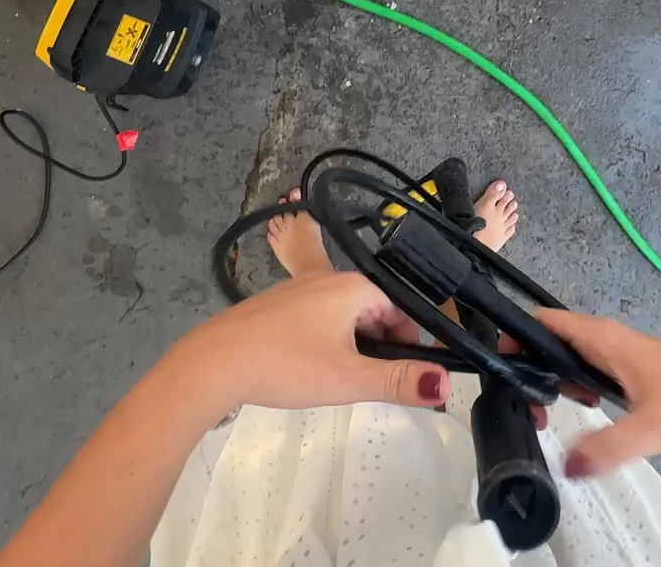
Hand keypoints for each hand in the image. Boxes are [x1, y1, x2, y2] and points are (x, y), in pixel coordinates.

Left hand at [165, 272, 450, 414]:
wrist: (215, 362)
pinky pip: (319, 317)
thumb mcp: (348, 378)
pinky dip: (326, 340)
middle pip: (374, 310)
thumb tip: (445, 382)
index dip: (408, 343)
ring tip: (337, 379)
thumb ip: (398, 380)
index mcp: (354, 287)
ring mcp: (301, 287)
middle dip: (378, 345)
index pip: (401, 309)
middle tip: (366, 383)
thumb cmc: (286, 365)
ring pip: (345, 315)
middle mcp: (330, 277)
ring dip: (352, 344)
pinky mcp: (279, 303)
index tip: (402, 376)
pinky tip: (308, 367)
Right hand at [536, 308, 660, 478]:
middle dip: (530, 362)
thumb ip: (610, 446)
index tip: (501, 364)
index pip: (548, 321)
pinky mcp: (627, 369)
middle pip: (554, 337)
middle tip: (523, 402)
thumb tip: (567, 466)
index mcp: (606, 338)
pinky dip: (572, 382)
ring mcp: (619, 352)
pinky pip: (586, 366)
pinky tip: (577, 406)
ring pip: (570, 353)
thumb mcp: (652, 429)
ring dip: (550, 375)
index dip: (519, 335)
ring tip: (542, 410)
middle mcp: (608, 338)